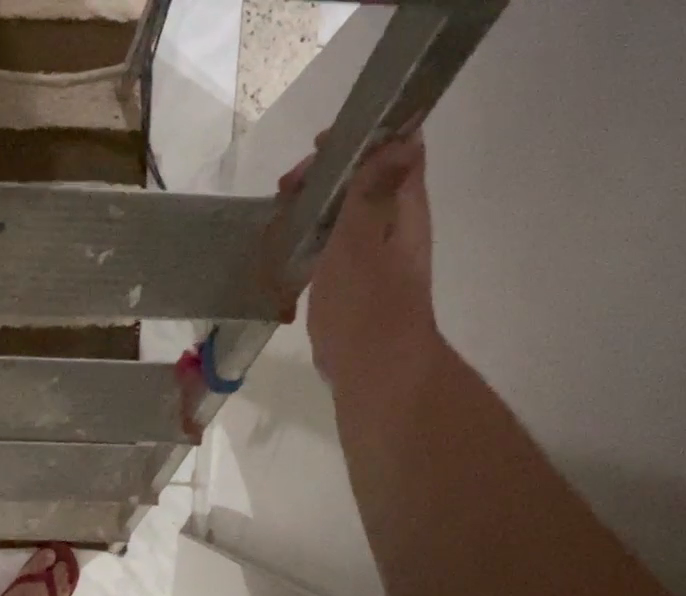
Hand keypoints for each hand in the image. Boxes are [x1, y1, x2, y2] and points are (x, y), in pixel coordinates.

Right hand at [278, 132, 437, 379]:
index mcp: (404, 209)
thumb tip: (404, 137)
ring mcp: (374, 254)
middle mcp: (394, 225)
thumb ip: (373, 191)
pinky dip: (310, 235)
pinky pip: (332, 243)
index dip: (366, 134)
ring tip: (281, 214)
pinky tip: (286, 245)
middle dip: (326, 173)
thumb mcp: (361, 242)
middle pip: (364, 177)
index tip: (323, 144)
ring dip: (314, 204)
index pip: (399, 148)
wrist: (372, 371)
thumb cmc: (367, 307)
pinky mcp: (353, 281)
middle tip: (287, 189)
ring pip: (344, 209)